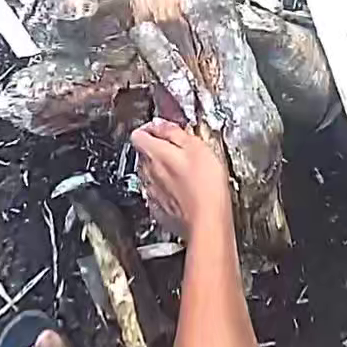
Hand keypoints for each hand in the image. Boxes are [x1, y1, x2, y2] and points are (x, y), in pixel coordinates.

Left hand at [131, 119, 232, 241]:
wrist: (209, 222)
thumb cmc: (206, 185)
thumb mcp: (195, 145)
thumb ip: (173, 131)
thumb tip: (159, 124)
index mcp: (155, 154)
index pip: (138, 135)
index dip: (149, 129)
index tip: (161, 129)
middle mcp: (148, 173)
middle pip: (143, 154)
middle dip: (157, 149)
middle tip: (178, 149)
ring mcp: (153, 193)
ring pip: (149, 174)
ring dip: (161, 170)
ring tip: (183, 170)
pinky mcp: (161, 211)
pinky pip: (157, 194)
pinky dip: (166, 190)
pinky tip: (182, 190)